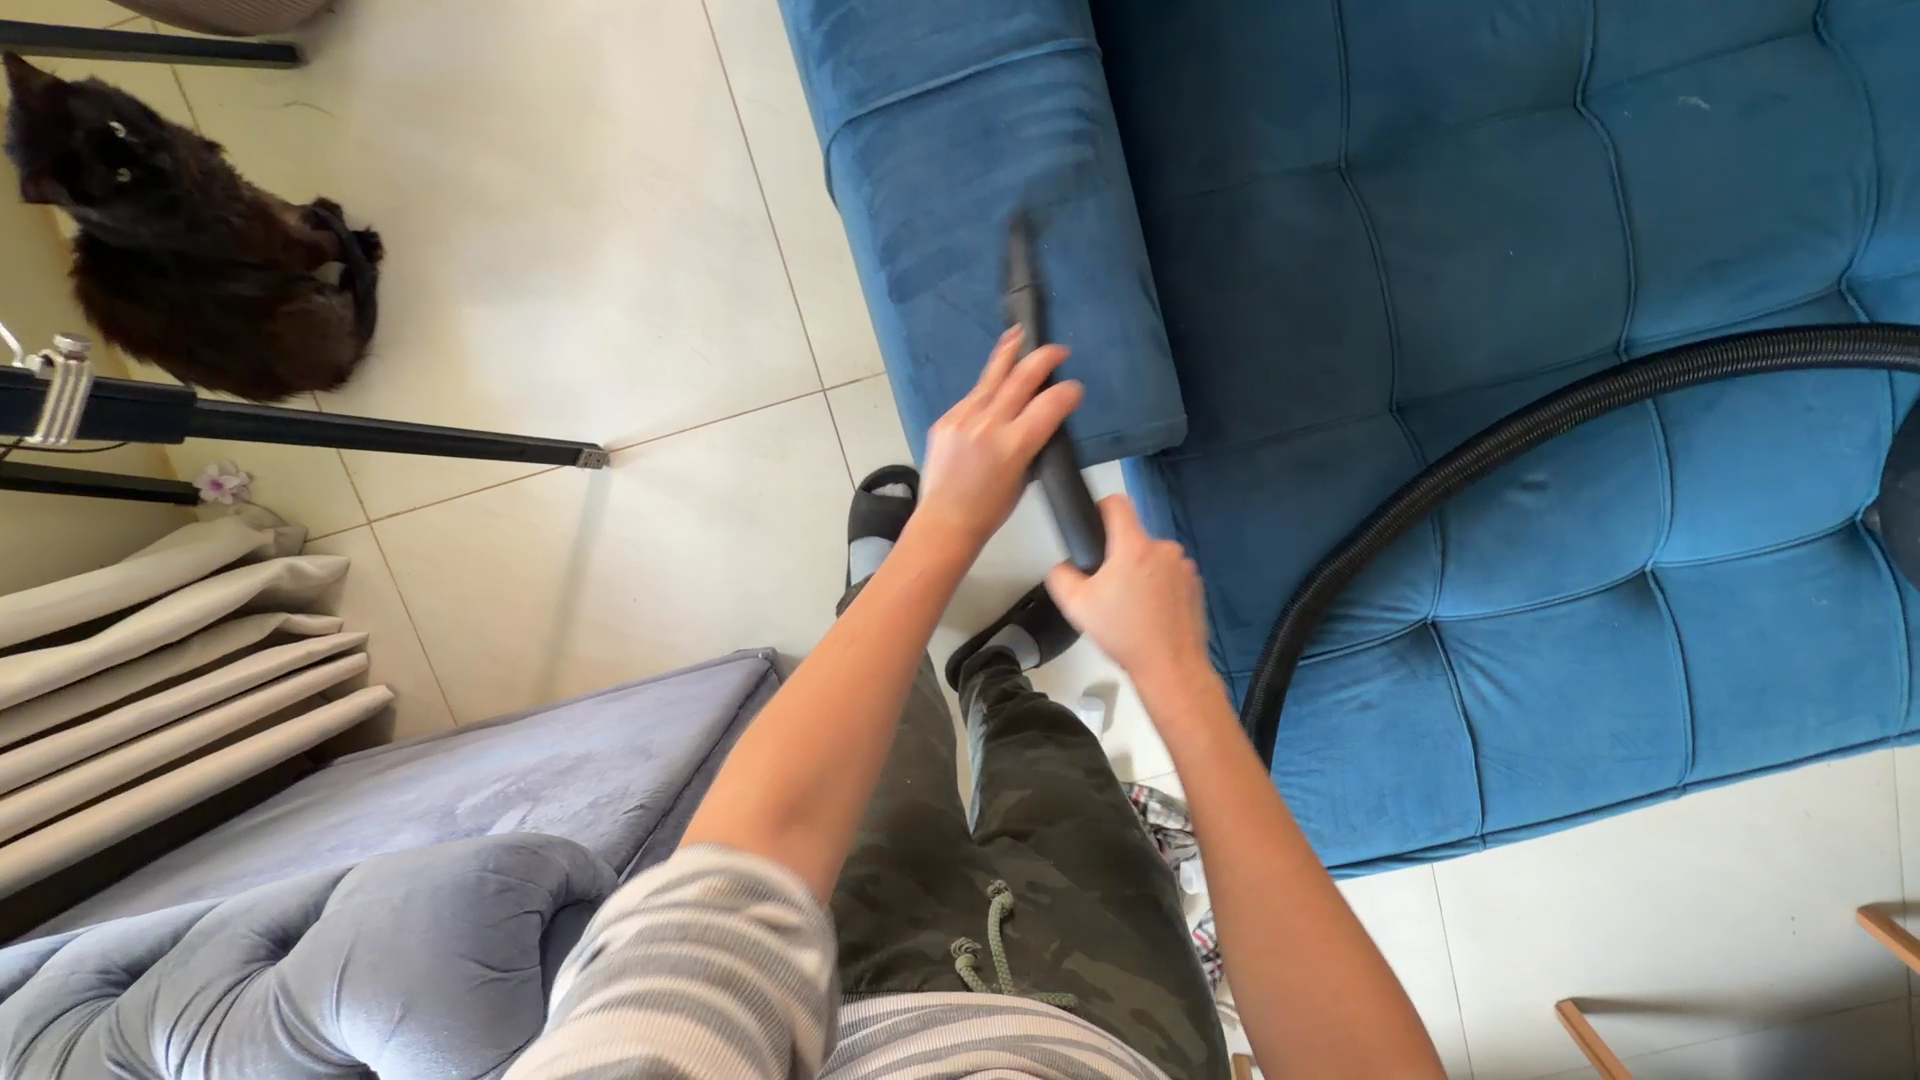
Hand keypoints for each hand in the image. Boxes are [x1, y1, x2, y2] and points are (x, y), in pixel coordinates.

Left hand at [917, 326, 1082, 550]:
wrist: (944, 521)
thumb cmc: (990, 510)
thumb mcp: (1024, 477)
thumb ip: (1032, 443)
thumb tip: (1040, 419)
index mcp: (1014, 445)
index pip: (1051, 404)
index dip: (1068, 392)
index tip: (1075, 390)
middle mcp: (988, 424)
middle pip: (1022, 377)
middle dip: (1044, 358)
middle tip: (1057, 351)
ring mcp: (963, 418)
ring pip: (992, 377)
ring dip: (1009, 353)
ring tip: (1019, 334)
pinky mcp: (945, 419)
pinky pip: (973, 396)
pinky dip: (988, 388)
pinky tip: (994, 384)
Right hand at [1047, 494, 1211, 690]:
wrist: (1170, 666)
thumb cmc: (1125, 634)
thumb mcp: (1076, 605)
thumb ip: (1060, 575)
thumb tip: (1064, 566)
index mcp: (1134, 547)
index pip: (1116, 503)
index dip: (1100, 507)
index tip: (1094, 524)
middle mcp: (1163, 549)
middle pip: (1133, 537)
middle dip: (1119, 556)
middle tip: (1109, 587)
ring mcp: (1184, 566)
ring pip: (1152, 557)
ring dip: (1141, 572)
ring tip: (1131, 605)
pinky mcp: (1196, 584)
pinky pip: (1170, 575)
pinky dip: (1160, 586)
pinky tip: (1151, 612)